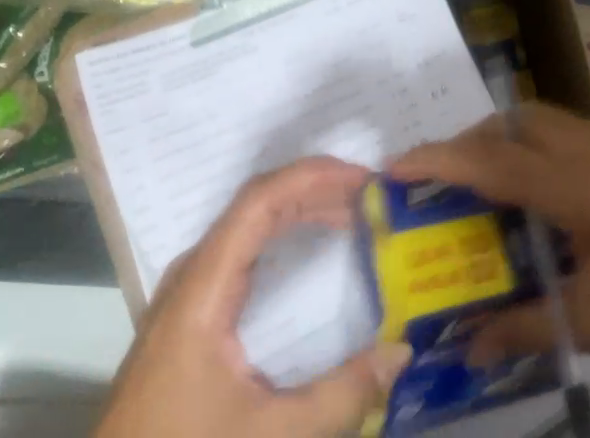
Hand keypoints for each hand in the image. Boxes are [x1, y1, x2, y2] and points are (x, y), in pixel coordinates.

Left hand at [94, 157, 411, 437]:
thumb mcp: (269, 436)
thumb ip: (340, 396)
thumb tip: (402, 353)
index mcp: (202, 291)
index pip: (258, 203)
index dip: (313, 177)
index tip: (365, 180)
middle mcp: (192, 278)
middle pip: (256, 206)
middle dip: (318, 189)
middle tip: (374, 197)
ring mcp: (187, 295)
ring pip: (248, 226)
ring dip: (302, 208)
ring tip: (355, 215)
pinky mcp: (190, 316)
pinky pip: (242, 252)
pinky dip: (284, 236)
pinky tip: (313, 252)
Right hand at [388, 105, 589, 362]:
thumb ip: (528, 328)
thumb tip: (468, 347)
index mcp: (575, 188)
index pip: (492, 163)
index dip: (438, 161)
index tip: (393, 166)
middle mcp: (588, 150)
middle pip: (512, 122)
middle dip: (469, 142)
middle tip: (443, 183)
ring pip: (540, 118)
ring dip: (503, 137)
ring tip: (486, 184)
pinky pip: (565, 127)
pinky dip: (533, 142)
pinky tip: (541, 189)